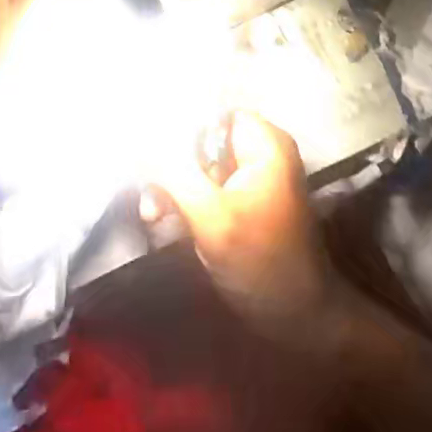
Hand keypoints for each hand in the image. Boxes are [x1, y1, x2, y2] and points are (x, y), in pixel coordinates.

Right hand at [145, 112, 338, 334]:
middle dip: (168, 164)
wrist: (294, 320)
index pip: (209, 111)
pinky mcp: (234, 199)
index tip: (147, 149)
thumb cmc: (260, 263)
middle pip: (197, 138)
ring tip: (155, 213)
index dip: (176, 126)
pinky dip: (180, 201)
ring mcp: (245, 176)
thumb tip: (138, 135)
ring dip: (169, 186)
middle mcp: (256, 151)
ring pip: (192, 163)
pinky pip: (198, 185)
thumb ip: (173, 170)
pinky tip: (163, 219)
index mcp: (263, 144)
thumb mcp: (211, 214)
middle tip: (152, 195)